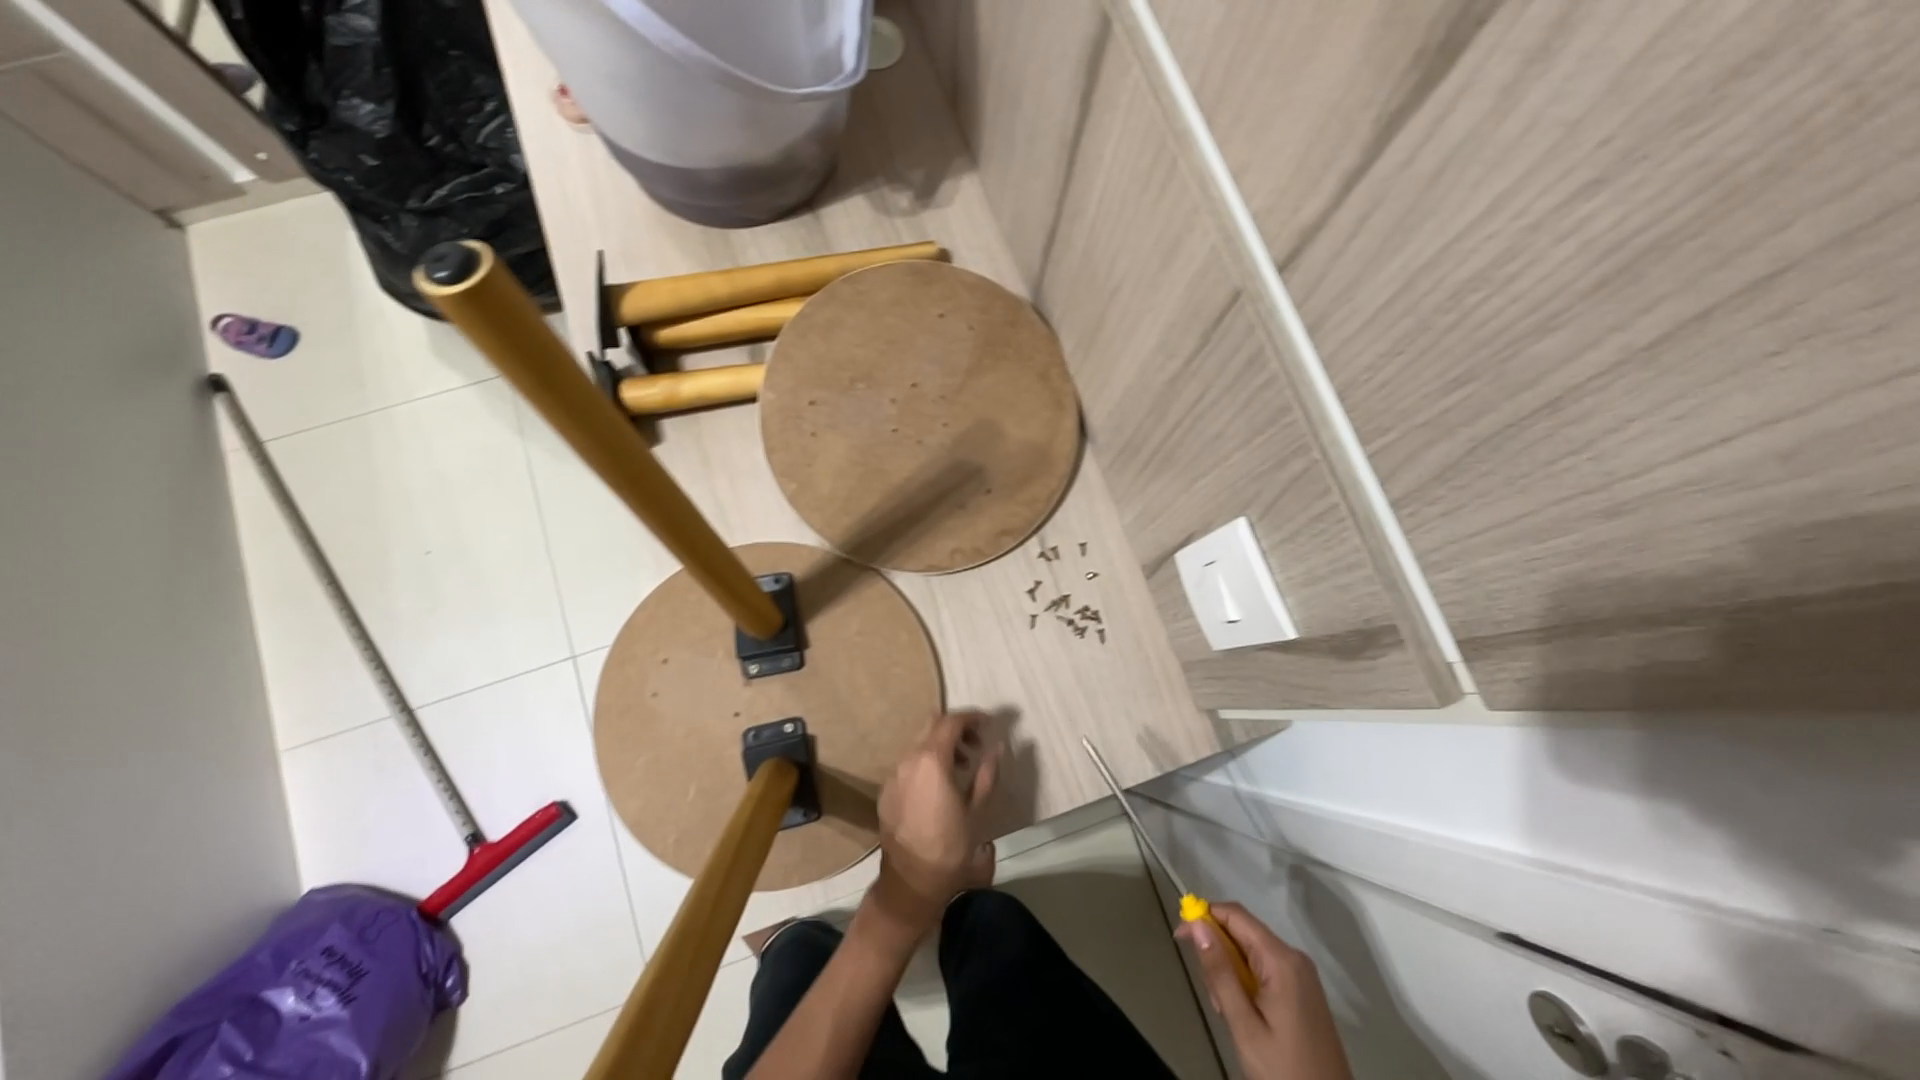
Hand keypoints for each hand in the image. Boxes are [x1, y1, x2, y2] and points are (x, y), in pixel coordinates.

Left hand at [872, 712, 1002, 933]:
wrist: (912, 881)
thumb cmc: (951, 846)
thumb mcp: (978, 810)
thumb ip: (987, 773)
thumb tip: (996, 748)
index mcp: (931, 760)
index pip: (951, 721)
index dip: (972, 717)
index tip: (990, 724)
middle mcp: (908, 760)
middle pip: (931, 726)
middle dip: (956, 728)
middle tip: (976, 744)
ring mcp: (893, 775)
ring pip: (918, 745)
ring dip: (941, 746)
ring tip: (962, 767)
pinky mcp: (886, 791)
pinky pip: (908, 764)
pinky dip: (926, 763)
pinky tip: (939, 787)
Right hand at [1177, 902, 1353, 1079]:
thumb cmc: (1283, 1068)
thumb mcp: (1243, 1024)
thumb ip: (1220, 972)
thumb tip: (1198, 924)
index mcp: (1281, 960)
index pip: (1236, 916)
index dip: (1204, 917)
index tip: (1180, 937)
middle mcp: (1294, 957)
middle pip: (1243, 932)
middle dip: (1218, 954)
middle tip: (1213, 996)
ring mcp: (1301, 974)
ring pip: (1251, 952)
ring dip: (1231, 972)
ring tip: (1229, 1013)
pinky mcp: (1302, 989)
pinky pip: (1265, 969)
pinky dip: (1246, 982)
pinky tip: (1244, 1013)